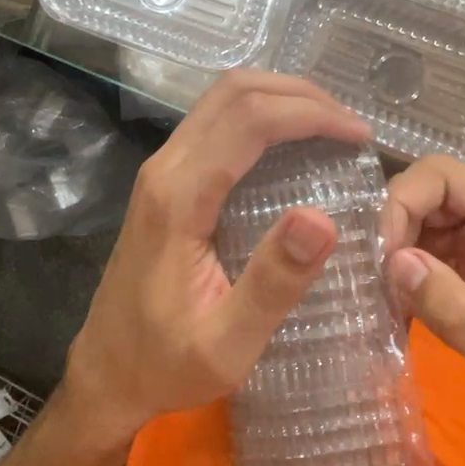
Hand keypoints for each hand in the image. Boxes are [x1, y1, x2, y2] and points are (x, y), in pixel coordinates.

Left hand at [64, 71, 372, 441]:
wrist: (104, 373)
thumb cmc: (165, 365)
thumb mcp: (227, 345)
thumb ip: (273, 283)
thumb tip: (322, 218)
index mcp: (178, 197)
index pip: (248, 120)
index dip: (310, 115)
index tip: (360, 137)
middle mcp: (165, 167)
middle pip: (233, 92)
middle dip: (300, 95)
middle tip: (352, 128)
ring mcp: (161, 169)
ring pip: (221, 100)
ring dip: (279, 99)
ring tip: (332, 129)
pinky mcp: (165, 179)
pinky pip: (215, 122)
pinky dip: (260, 116)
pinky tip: (292, 144)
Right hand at [382, 156, 464, 465]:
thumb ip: (461, 317)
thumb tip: (395, 263)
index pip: (445, 177)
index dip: (402, 205)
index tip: (381, 261)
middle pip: (430, 192)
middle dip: (394, 230)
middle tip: (374, 284)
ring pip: (425, 219)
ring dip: (398, 254)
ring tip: (381, 302)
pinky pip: (433, 249)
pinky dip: (410, 274)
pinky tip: (398, 311)